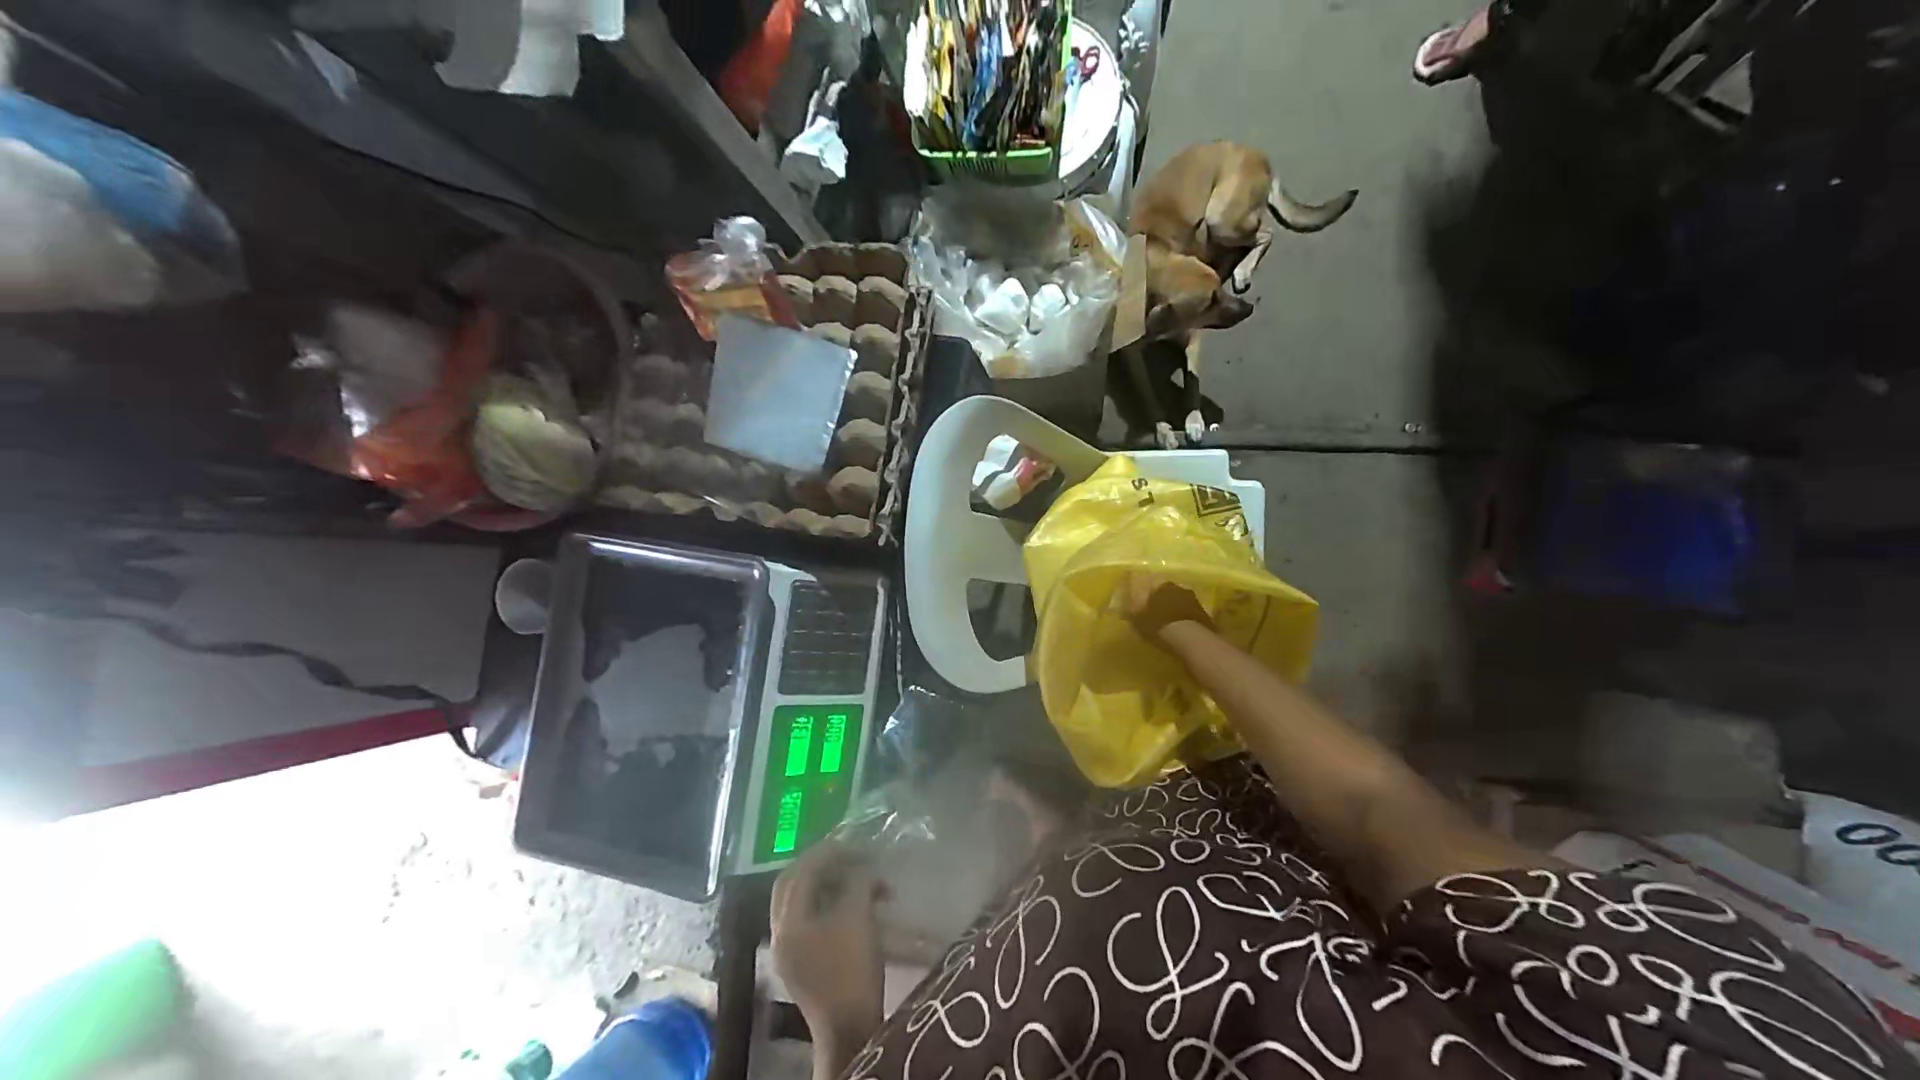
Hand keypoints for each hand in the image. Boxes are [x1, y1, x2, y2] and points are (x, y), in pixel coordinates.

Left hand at [771, 841, 886, 1051]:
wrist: (849, 1029)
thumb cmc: (851, 968)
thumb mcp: (858, 915)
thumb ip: (858, 880)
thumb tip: (863, 866)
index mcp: (787, 920)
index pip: (801, 870)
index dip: (829, 852)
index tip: (856, 846)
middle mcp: (779, 932)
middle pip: (793, 884)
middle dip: (822, 866)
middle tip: (851, 859)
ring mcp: (788, 951)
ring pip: (801, 902)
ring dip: (828, 886)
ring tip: (859, 882)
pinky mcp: (801, 965)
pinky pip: (809, 921)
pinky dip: (829, 905)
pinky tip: (853, 907)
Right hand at [1115, 574, 1213, 644]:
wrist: (1189, 639)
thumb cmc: (1159, 625)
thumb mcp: (1138, 620)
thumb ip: (1131, 613)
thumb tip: (1123, 609)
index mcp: (1163, 586)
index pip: (1155, 586)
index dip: (1150, 596)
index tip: (1145, 605)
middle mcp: (1181, 589)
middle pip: (1171, 594)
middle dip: (1165, 603)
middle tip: (1158, 615)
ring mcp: (1196, 602)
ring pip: (1183, 604)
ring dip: (1177, 612)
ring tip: (1170, 625)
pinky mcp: (1206, 616)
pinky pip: (1192, 617)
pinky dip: (1187, 622)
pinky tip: (1182, 632)